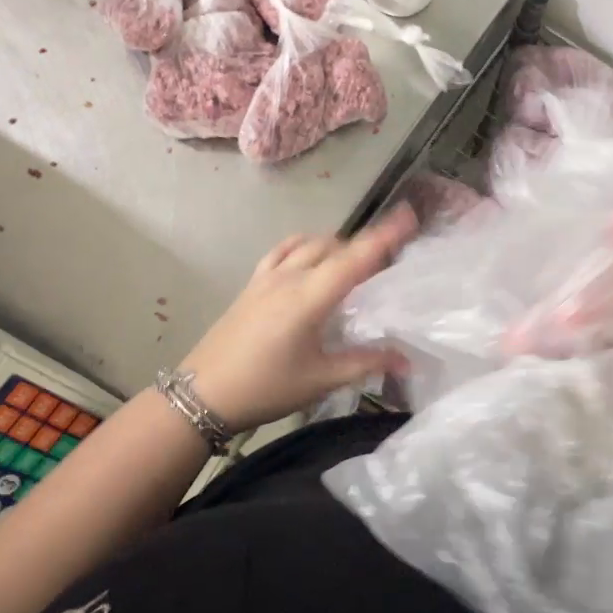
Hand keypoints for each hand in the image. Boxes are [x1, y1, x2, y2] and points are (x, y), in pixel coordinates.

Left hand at [180, 205, 417, 431]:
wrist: (203, 396)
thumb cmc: (265, 388)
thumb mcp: (320, 380)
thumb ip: (366, 363)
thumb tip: (407, 360)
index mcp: (309, 298)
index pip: (354, 259)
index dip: (384, 237)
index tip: (409, 217)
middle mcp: (289, 278)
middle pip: (335, 247)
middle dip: (366, 245)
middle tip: (392, 259)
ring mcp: (267, 278)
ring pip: (310, 245)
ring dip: (338, 246)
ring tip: (358, 262)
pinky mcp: (252, 284)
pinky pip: (284, 251)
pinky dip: (306, 246)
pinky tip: (313, 257)